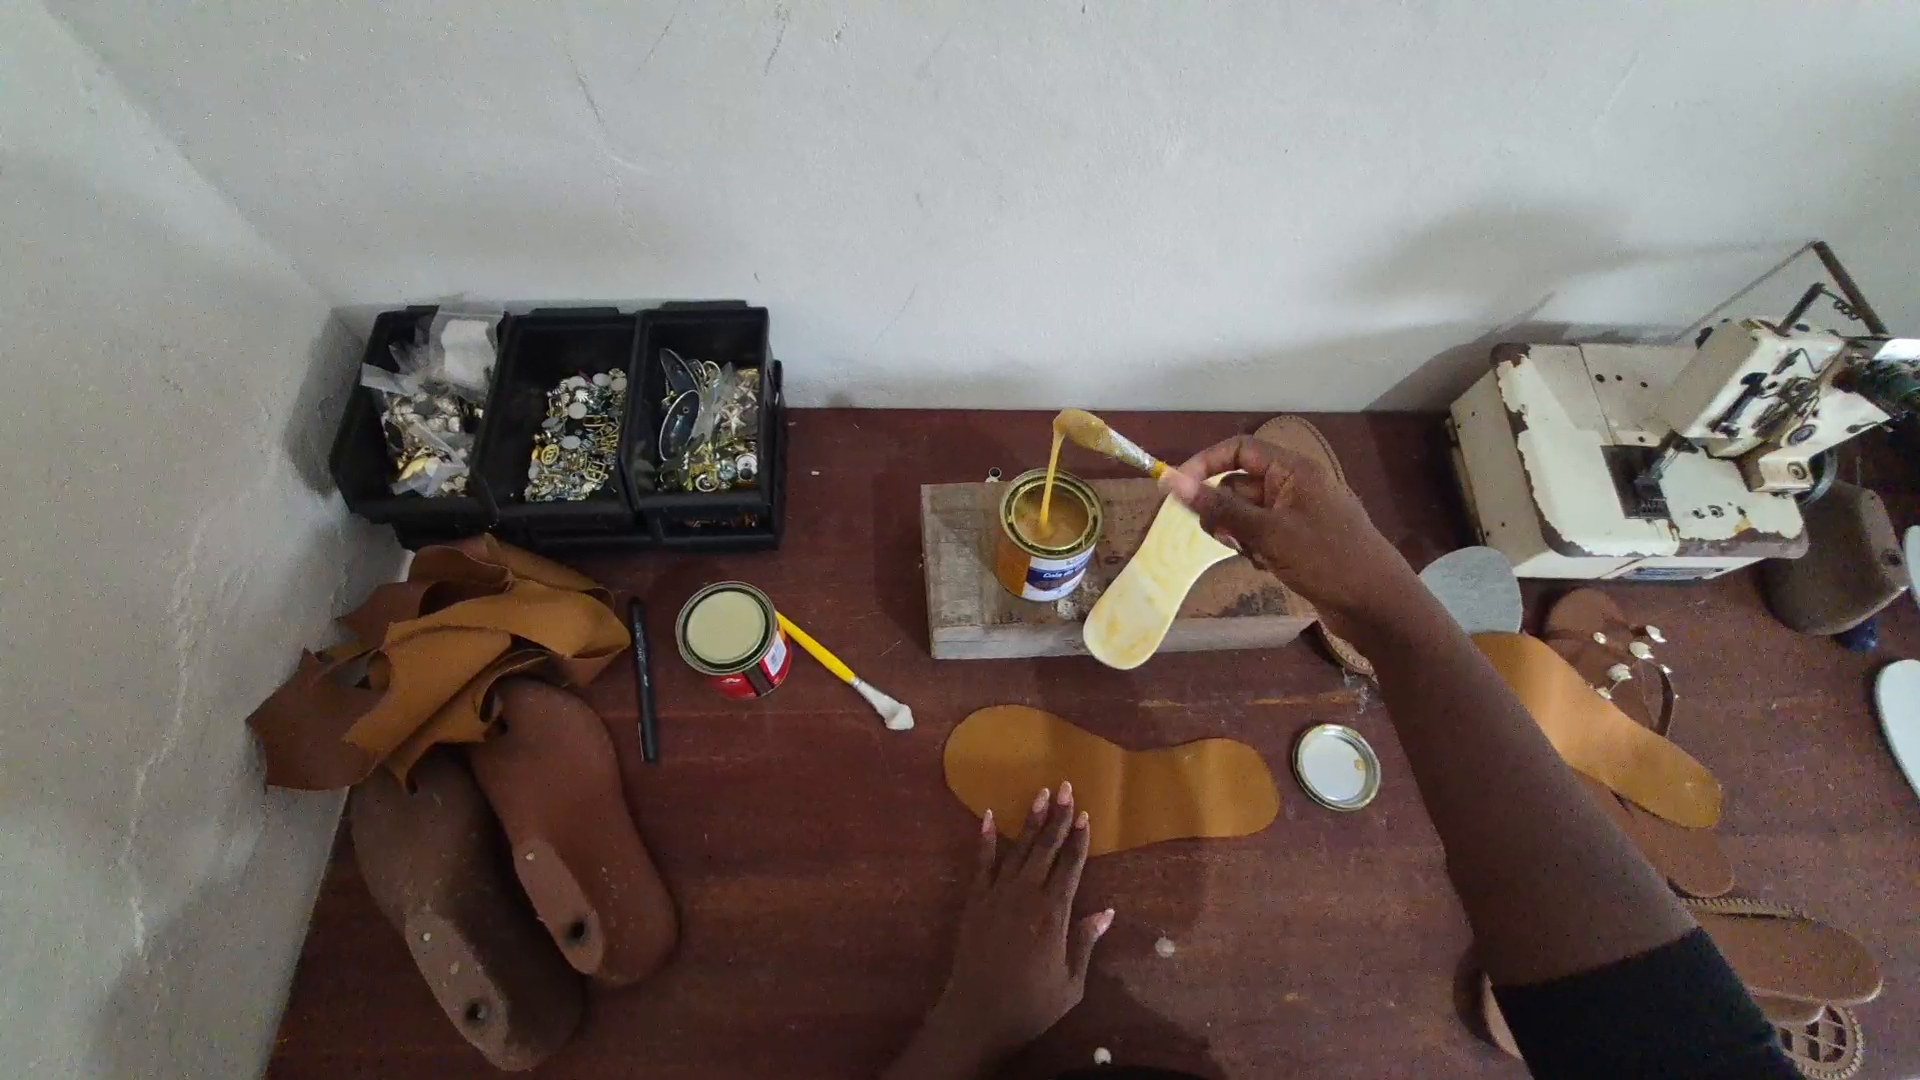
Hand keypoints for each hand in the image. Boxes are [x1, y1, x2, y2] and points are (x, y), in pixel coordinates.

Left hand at [883, 784, 1112, 1078]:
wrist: (978, 1014)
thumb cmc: (1030, 1005)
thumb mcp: (1070, 983)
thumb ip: (1086, 942)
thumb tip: (1107, 910)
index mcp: (1053, 914)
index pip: (1070, 867)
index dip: (1078, 839)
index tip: (1085, 814)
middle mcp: (1027, 895)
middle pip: (1046, 848)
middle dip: (1057, 817)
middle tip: (1065, 786)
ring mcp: (998, 894)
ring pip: (1018, 849)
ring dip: (1030, 821)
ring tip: (1040, 793)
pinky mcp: (976, 899)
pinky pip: (982, 863)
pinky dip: (985, 839)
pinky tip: (988, 815)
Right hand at [1160, 435, 1414, 634]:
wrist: (1377, 606)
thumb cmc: (1326, 560)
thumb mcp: (1267, 532)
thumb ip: (1218, 507)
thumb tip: (1171, 482)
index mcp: (1294, 471)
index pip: (1238, 450)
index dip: (1204, 464)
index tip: (1177, 490)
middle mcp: (1294, 486)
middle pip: (1237, 484)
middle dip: (1222, 510)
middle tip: (1223, 537)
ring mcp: (1296, 514)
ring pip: (1245, 513)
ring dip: (1237, 533)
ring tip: (1251, 554)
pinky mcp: (1297, 540)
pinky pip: (1259, 534)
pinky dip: (1253, 548)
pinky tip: (1266, 566)